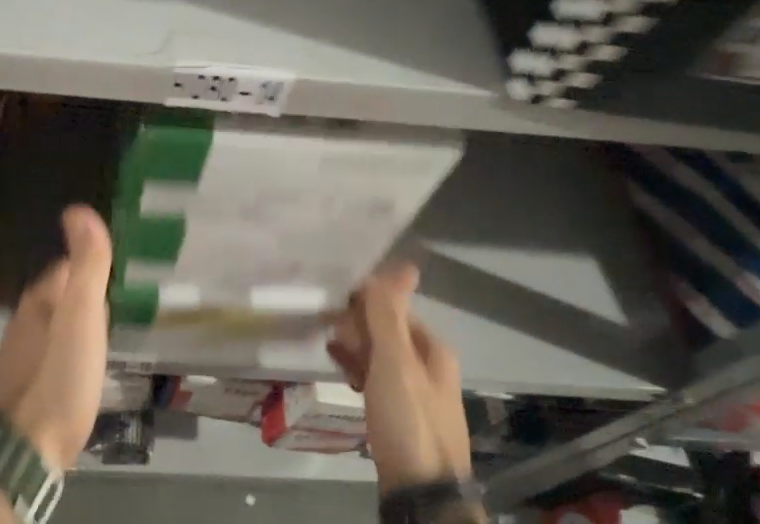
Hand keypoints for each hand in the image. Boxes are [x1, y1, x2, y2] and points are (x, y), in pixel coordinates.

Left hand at [0, 205, 112, 471]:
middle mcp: (24, 322)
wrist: (25, 449)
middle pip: (59, 298)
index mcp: (40, 300)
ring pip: (53, 328)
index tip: (115, 271)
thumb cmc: (60, 377)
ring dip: (74, 327)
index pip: (67, 267)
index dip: (90, 267)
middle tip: (115, 301)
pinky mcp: (22, 389)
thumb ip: (86, 266)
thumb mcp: (82, 316)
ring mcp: (19, 357)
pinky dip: (65, 355)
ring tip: (102, 335)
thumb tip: (78, 209)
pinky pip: (49, 357)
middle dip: (82, 296)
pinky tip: (80, 372)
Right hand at [326, 263, 471, 491]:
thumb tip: (404, 265)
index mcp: (433, 349)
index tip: (331, 301)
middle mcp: (428, 366)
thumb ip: (390, 316)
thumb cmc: (409, 421)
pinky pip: (375, 379)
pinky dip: (357, 370)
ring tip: (326, 344)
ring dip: (353, 345)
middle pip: (386, 329)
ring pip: (379, 355)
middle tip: (326, 327)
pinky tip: (339, 370)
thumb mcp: (395, 363)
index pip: (393, 306)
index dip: (363, 299)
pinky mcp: (399, 415)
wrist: (421, 493)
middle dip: (356, 323)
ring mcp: (414, 392)